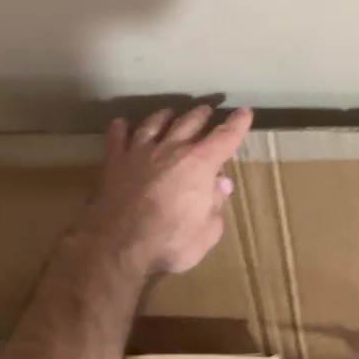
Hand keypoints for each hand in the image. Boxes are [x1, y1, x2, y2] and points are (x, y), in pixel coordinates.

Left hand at [78, 105, 252, 274]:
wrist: (118, 246)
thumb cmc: (170, 243)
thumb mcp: (207, 232)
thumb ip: (216, 205)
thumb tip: (221, 184)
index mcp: (200, 165)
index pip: (225, 137)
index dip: (237, 124)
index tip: (245, 113)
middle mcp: (171, 150)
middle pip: (189, 122)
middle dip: (201, 115)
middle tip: (206, 111)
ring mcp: (139, 153)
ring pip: (154, 123)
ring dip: (165, 116)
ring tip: (170, 113)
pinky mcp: (114, 162)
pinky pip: (117, 136)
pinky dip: (121, 128)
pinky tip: (122, 123)